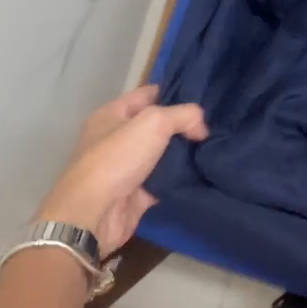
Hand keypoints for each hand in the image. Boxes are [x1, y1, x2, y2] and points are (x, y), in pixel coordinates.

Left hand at [34, 85, 206, 256]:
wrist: (92, 216)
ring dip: (185, 152)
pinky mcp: (136, 194)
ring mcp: (126, 168)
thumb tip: (201, 128)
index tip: (204, 96)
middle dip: (185, 125)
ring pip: (164, 153)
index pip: (149, 94)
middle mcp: (116, 139)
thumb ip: (184, 115)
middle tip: (214, 122)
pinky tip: (204, 170)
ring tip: (214, 145)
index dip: (176, 92)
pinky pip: (164, 180)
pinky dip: (180, 177)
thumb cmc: (117, 158)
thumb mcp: (154, 122)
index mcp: (111, 115)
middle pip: (159, 125)